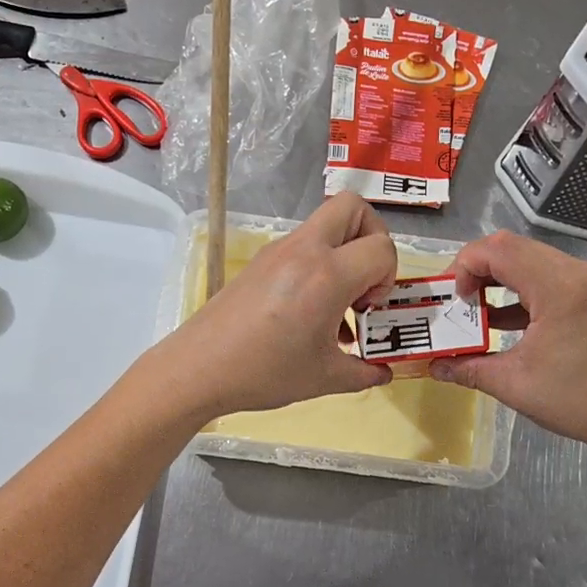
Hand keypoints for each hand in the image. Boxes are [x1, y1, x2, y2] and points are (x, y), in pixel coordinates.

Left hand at [156, 192, 396, 417]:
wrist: (198, 369)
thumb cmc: (266, 373)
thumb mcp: (326, 379)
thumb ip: (365, 372)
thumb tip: (384, 371)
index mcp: (327, 275)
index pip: (381, 248)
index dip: (388, 277)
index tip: (368, 309)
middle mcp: (305, 250)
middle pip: (353, 207)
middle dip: (372, 237)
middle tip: (364, 281)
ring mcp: (278, 251)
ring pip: (325, 225)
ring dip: (343, 255)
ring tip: (336, 307)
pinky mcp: (259, 262)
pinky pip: (302, 247)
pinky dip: (317, 267)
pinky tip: (308, 315)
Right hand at [430, 231, 586, 452]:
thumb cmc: (577, 400)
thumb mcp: (514, 384)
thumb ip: (468, 368)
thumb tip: (434, 367)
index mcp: (559, 287)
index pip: (500, 250)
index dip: (465, 265)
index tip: (453, 299)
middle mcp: (578, 273)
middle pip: (515, 247)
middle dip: (478, 269)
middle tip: (459, 302)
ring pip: (533, 260)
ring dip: (500, 279)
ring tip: (477, 311)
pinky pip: (550, 277)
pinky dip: (522, 290)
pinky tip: (504, 321)